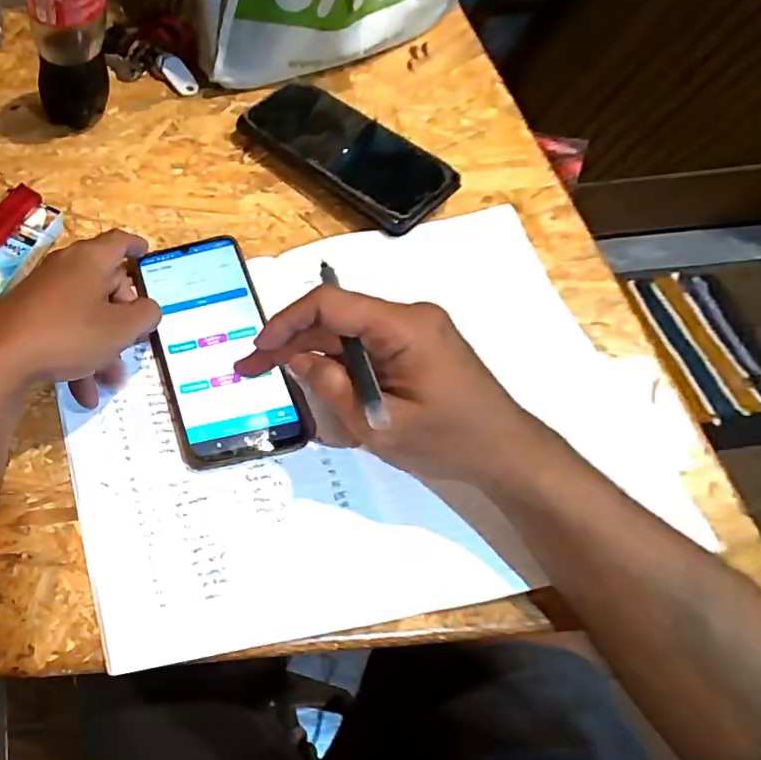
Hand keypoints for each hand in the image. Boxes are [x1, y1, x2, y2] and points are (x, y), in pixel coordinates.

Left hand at [0, 230, 162, 407]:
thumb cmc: (68, 334)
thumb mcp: (119, 329)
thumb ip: (145, 315)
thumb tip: (147, 309)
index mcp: (89, 261)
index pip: (118, 242)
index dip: (135, 247)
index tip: (145, 253)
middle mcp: (64, 270)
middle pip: (104, 285)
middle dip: (123, 319)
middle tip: (135, 341)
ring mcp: (41, 295)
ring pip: (84, 317)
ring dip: (101, 349)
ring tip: (109, 382)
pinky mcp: (25, 319)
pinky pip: (61, 333)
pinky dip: (75, 358)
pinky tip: (82, 392)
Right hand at [233, 287, 567, 489]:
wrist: (509, 455)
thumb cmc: (450, 441)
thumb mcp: (379, 423)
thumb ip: (332, 387)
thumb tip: (294, 359)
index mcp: (404, 328)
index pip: (330, 305)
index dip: (287, 321)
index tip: (259, 348)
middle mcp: (408, 318)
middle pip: (333, 318)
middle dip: (288, 341)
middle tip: (251, 368)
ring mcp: (411, 331)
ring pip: (343, 332)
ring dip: (307, 352)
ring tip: (270, 374)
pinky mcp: (411, 346)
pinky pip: (361, 345)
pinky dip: (332, 361)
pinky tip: (310, 379)